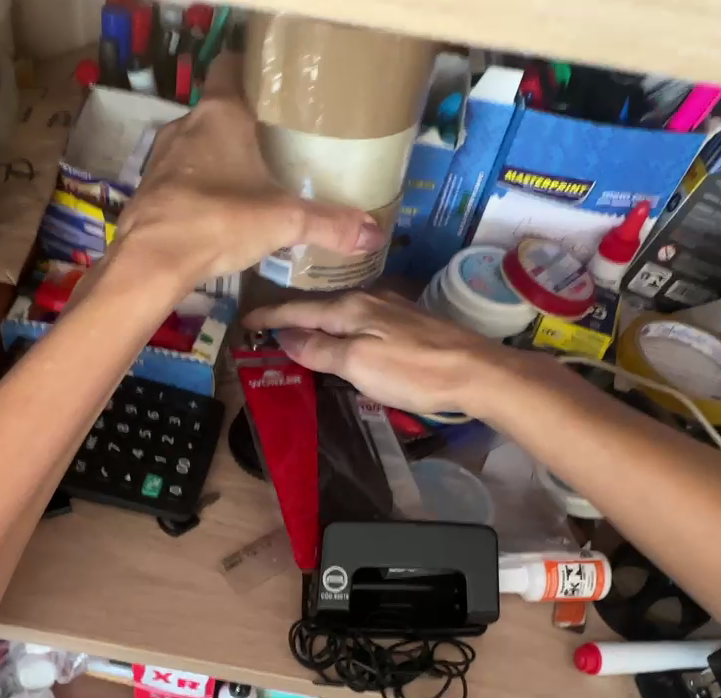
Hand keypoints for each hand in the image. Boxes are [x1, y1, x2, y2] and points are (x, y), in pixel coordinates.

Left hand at [110, 56, 383, 287]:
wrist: (152, 261)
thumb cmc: (218, 222)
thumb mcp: (282, 222)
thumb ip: (328, 225)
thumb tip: (373, 235)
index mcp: (220, 114)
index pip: (231, 67)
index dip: (251, 71)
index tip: (276, 89)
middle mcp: (186, 125)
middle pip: (217, 108)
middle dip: (243, 122)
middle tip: (273, 140)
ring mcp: (162, 158)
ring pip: (196, 143)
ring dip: (218, 155)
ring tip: (249, 176)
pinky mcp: (149, 190)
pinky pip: (179, 176)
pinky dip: (198, 185)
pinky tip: (218, 207)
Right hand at [244, 292, 523, 417]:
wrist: (475, 372)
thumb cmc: (413, 371)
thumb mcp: (358, 364)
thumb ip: (319, 350)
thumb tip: (285, 336)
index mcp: (350, 309)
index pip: (299, 311)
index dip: (270, 316)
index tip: (245, 320)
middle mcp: (368, 301)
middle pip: (319, 309)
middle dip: (291, 317)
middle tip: (265, 327)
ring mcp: (391, 310)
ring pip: (342, 314)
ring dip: (317, 322)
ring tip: (297, 332)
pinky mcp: (409, 324)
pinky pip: (361, 321)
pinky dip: (342, 329)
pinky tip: (343, 337)